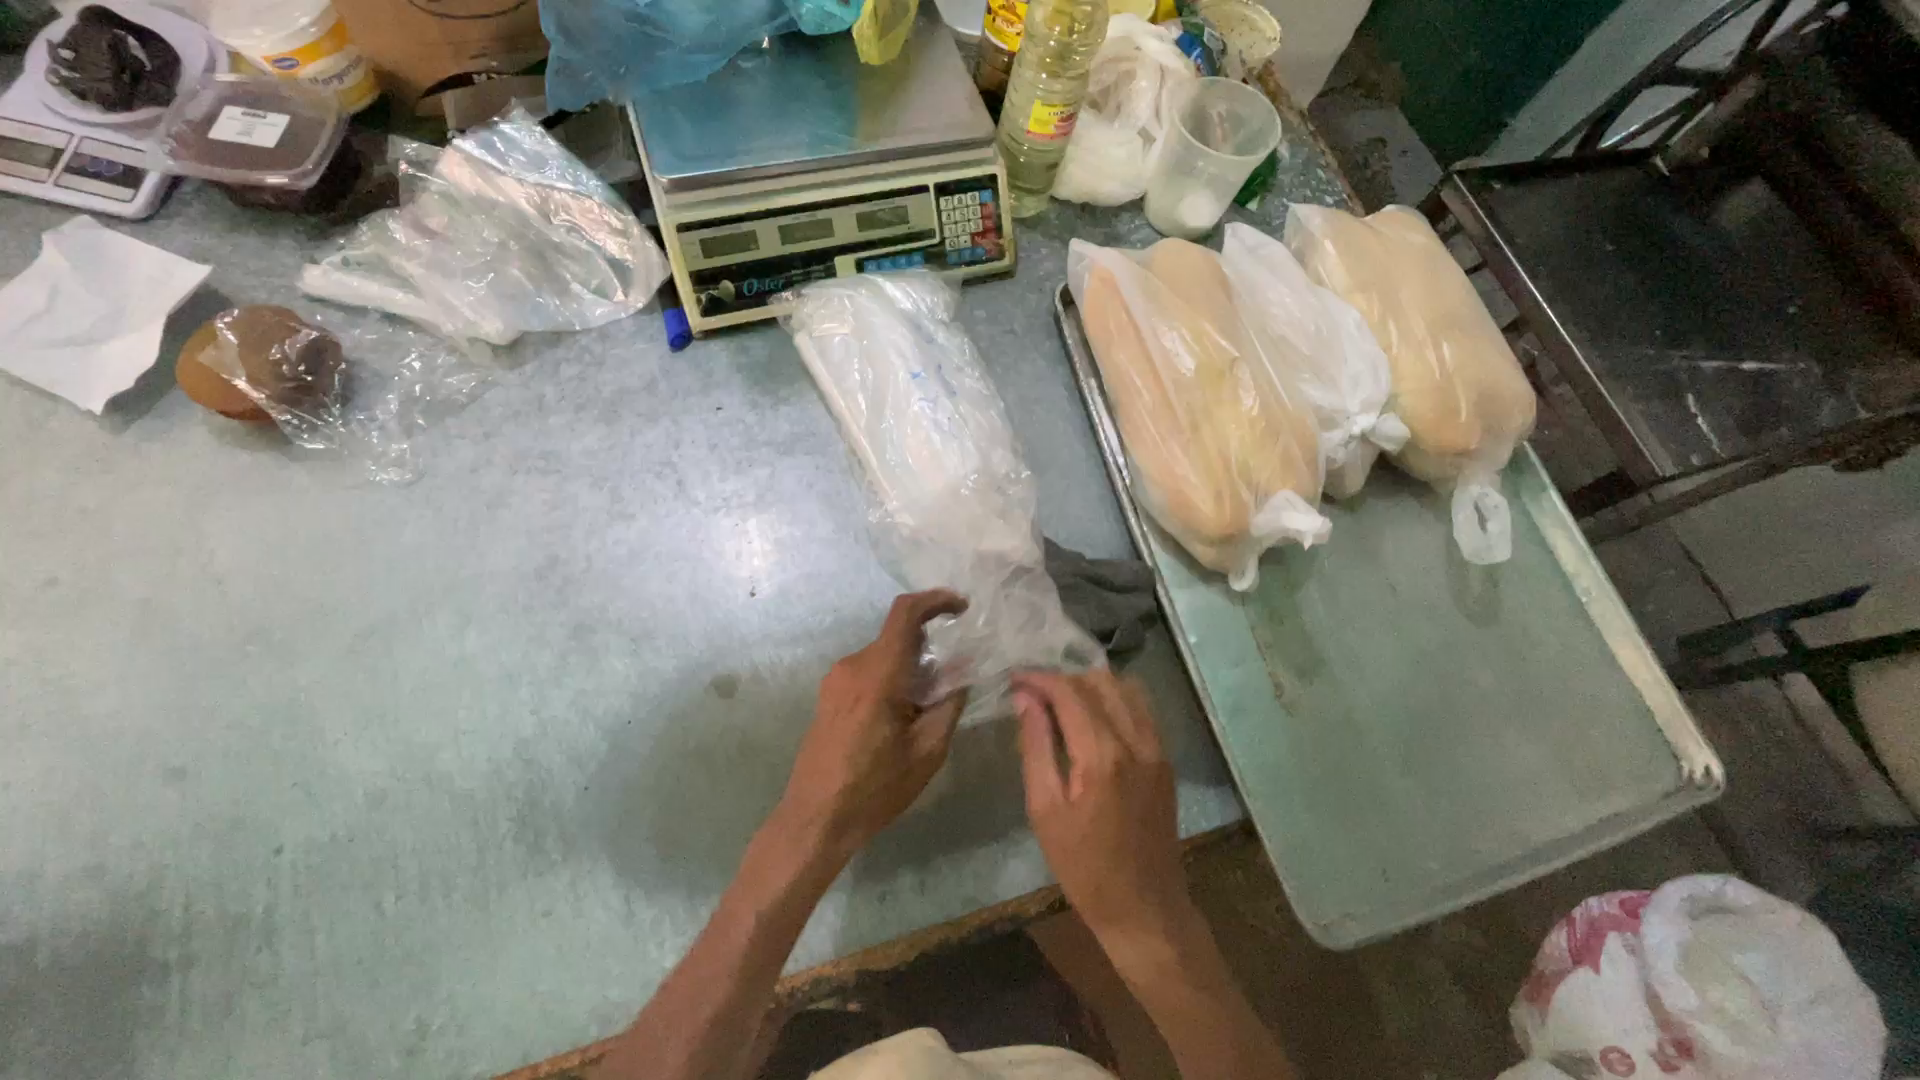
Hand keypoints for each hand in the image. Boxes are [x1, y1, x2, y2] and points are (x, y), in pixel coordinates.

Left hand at [773, 590, 969, 861]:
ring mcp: (835, 681)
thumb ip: (949, 703)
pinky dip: (892, 682)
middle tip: (952, 686)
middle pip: (898, 638)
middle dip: (930, 652)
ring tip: (926, 714)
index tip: (961, 608)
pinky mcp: (828, 697)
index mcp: (878, 673)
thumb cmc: (876, 788)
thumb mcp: (928, 750)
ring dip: (911, 671)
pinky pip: (868, 674)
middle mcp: (853, 666)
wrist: (816, 818)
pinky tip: (901, 721)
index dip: (936, 600)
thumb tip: (961, 673)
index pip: (906, 613)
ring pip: (884, 658)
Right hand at [1013, 671, 1197, 954]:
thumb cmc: (1083, 868)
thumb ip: (1035, 747)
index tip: (1014, 679)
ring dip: (1091, 685)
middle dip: (1063, 679)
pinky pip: (1142, 710)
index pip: (1069, 692)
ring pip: (1126, 689)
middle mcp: (1136, 741)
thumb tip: (1024, 699)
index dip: (1039, 678)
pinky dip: (1115, 701)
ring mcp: (1157, 749)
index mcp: (1102, 756)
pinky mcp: (1166, 760)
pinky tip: (1092, 719)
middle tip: (1034, 694)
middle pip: (1100, 681)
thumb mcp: (1044, 810)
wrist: (1144, 908)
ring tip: (1061, 704)